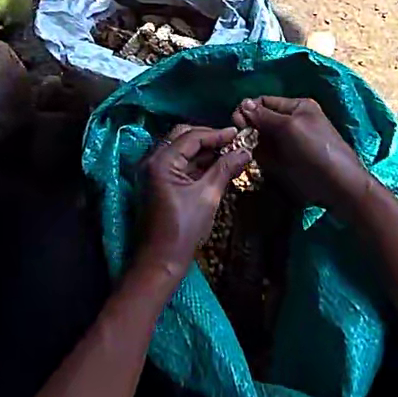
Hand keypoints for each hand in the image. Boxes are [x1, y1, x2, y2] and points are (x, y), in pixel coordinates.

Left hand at [135, 125, 252, 273]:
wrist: (159, 262)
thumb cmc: (183, 229)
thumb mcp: (208, 196)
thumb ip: (225, 168)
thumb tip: (246, 151)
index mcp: (161, 161)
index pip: (191, 137)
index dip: (216, 134)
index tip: (238, 134)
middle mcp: (152, 161)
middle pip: (182, 137)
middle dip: (208, 138)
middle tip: (232, 141)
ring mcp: (152, 171)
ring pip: (179, 149)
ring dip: (202, 149)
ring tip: (227, 151)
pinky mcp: (156, 182)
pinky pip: (176, 162)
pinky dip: (194, 161)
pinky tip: (214, 164)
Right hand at [231, 97, 372, 216]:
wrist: (336, 185)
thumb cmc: (316, 149)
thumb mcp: (290, 127)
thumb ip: (265, 116)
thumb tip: (243, 103)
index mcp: (296, 108)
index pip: (265, 102)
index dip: (250, 109)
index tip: (236, 120)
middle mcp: (290, 123)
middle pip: (260, 120)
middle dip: (248, 127)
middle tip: (238, 136)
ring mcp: (286, 143)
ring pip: (259, 139)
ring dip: (250, 143)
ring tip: (244, 148)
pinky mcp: (283, 162)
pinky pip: (264, 155)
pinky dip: (257, 156)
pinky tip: (253, 159)